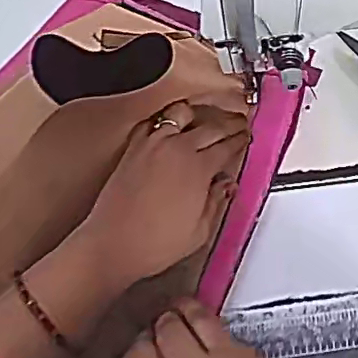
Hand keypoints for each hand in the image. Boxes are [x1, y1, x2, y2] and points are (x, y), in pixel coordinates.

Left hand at [78, 102, 248, 288]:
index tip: (244, 139)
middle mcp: (178, 149)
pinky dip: (165, 119)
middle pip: (212, 126)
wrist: (113, 244)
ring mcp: (154, 144)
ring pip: (183, 113)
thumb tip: (225, 185)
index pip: (228, 145)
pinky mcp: (134, 147)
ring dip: (198, 115)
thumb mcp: (199, 231)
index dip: (240, 140)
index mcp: (199, 168)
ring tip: (204, 119)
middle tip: (236, 125)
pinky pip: (153, 122)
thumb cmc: (153, 243)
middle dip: (228, 124)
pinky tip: (169, 125)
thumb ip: (217, 201)